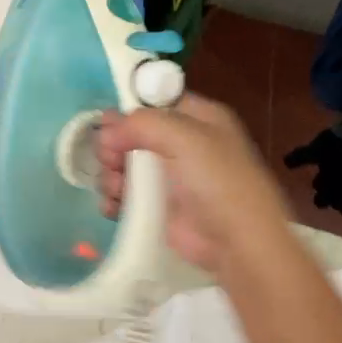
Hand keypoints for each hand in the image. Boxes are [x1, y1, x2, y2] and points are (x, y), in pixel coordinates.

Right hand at [97, 94, 286, 271]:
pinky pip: (124, 195)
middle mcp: (180, 145)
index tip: (109, 126)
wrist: (235, 240)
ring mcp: (166, 178)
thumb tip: (106, 130)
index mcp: (196, 119)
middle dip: (115, 147)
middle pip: (131, 135)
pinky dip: (113, 199)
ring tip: (116, 189)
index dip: (129, 110)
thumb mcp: (186, 138)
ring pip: (123, 166)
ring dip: (111, 175)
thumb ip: (143, 124)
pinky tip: (112, 206)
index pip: (154, 102)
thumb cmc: (217, 181)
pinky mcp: (155, 208)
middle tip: (112, 161)